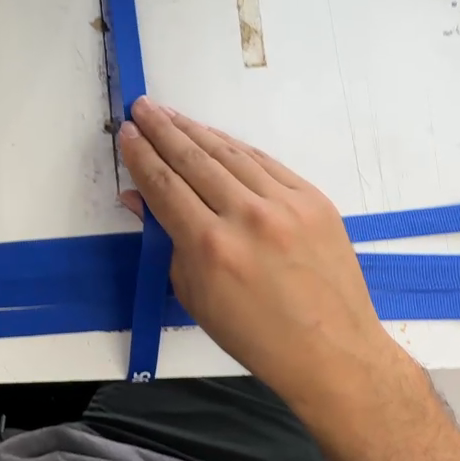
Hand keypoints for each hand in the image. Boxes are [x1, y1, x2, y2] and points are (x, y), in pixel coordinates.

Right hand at [117, 97, 407, 411]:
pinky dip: (235, 146)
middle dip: (162, 130)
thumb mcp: (193, 294)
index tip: (127, 132)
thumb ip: (165, 240)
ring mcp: (285, 204)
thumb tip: (138, 197)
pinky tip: (214, 136)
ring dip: (195, 130)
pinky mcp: (313, 200)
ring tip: (170, 114)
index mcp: (210, 246)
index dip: (141, 155)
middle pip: (193, 160)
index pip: (164, 186)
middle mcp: (246, 217)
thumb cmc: (253, 335)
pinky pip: (265, 163)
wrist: (332, 352)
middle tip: (142, 107)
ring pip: (229, 153)